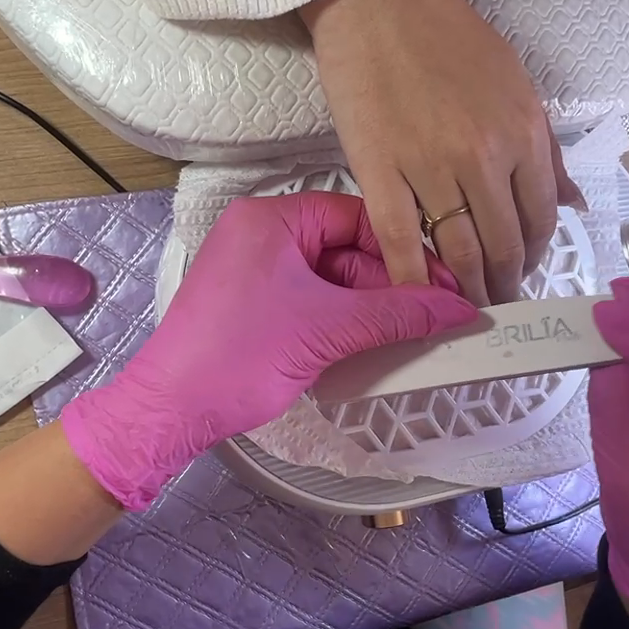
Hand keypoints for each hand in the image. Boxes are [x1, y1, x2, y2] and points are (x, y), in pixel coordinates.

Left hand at [60, 193, 477, 509]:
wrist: (173, 410)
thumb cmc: (235, 359)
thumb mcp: (328, 330)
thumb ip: (397, 314)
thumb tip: (455, 308)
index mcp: (271, 219)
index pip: (358, 217)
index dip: (405, 251)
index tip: (442, 282)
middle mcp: (262, 235)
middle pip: (348, 250)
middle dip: (390, 286)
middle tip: (436, 314)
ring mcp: (257, 270)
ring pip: (333, 280)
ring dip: (369, 308)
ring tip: (410, 334)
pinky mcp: (256, 303)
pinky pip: (313, 300)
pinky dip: (343, 321)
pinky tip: (372, 343)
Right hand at [300, 0, 581, 305]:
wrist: (377, 1)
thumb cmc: (447, 35)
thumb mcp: (515, 81)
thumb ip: (545, 146)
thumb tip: (572, 202)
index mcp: (523, 131)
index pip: (541, 216)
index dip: (535, 254)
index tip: (525, 271)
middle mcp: (485, 156)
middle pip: (503, 243)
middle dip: (505, 281)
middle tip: (498, 302)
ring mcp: (430, 168)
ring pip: (458, 249)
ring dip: (469, 288)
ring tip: (469, 306)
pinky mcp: (379, 172)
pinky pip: (400, 240)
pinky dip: (412, 278)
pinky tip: (420, 301)